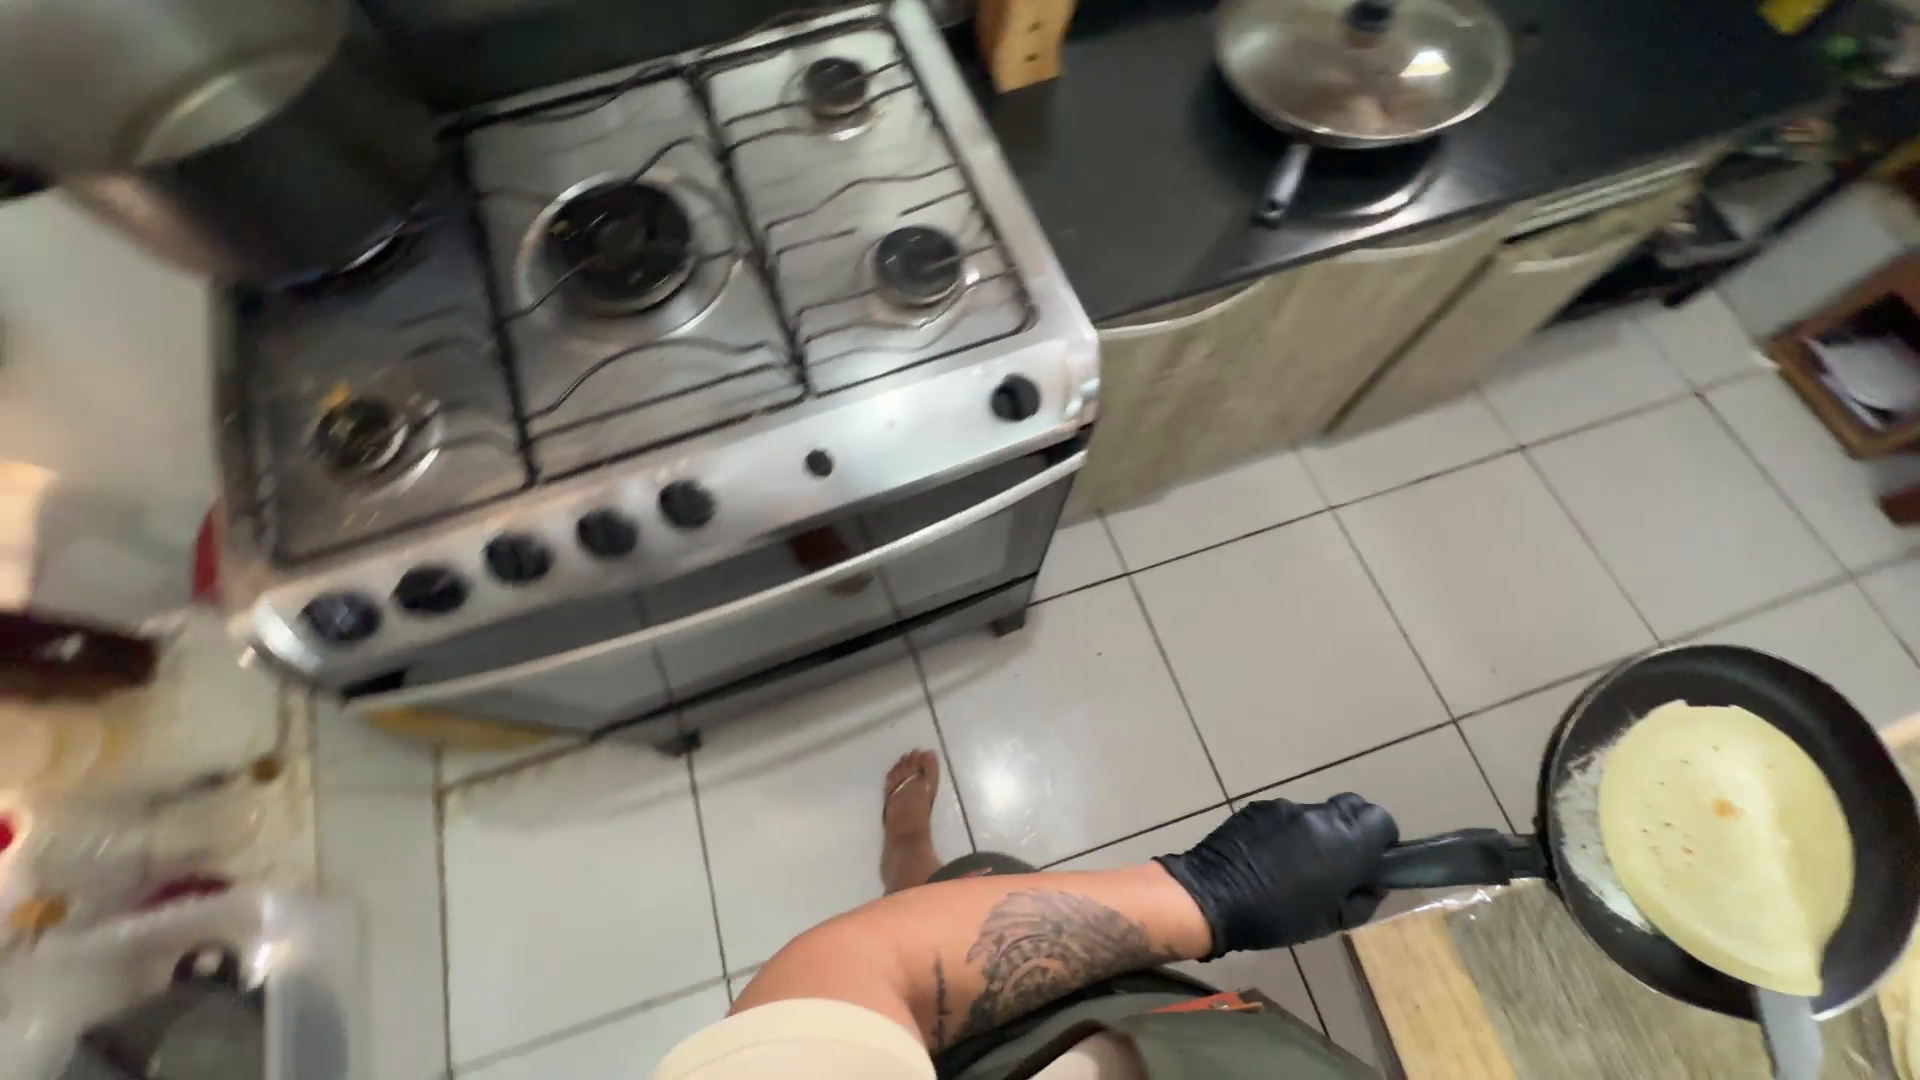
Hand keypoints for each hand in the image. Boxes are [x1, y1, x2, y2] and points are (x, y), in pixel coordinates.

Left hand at [1154, 794, 1397, 957]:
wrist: (1212, 895)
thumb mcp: (1331, 920)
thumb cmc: (1277, 916)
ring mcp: (1283, 807)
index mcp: (1342, 841)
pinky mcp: (1256, 807)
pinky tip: (1272, 856)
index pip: (1379, 819)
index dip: (1382, 838)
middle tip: (1343, 861)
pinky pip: (1285, 816)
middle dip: (1354, 829)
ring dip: (1318, 832)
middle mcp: (1316, 815)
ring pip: (1316, 813)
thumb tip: (1374, 883)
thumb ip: (1362, 898)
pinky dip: (1288, 831)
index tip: (1373, 860)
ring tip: (1299, 864)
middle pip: (1350, 807)